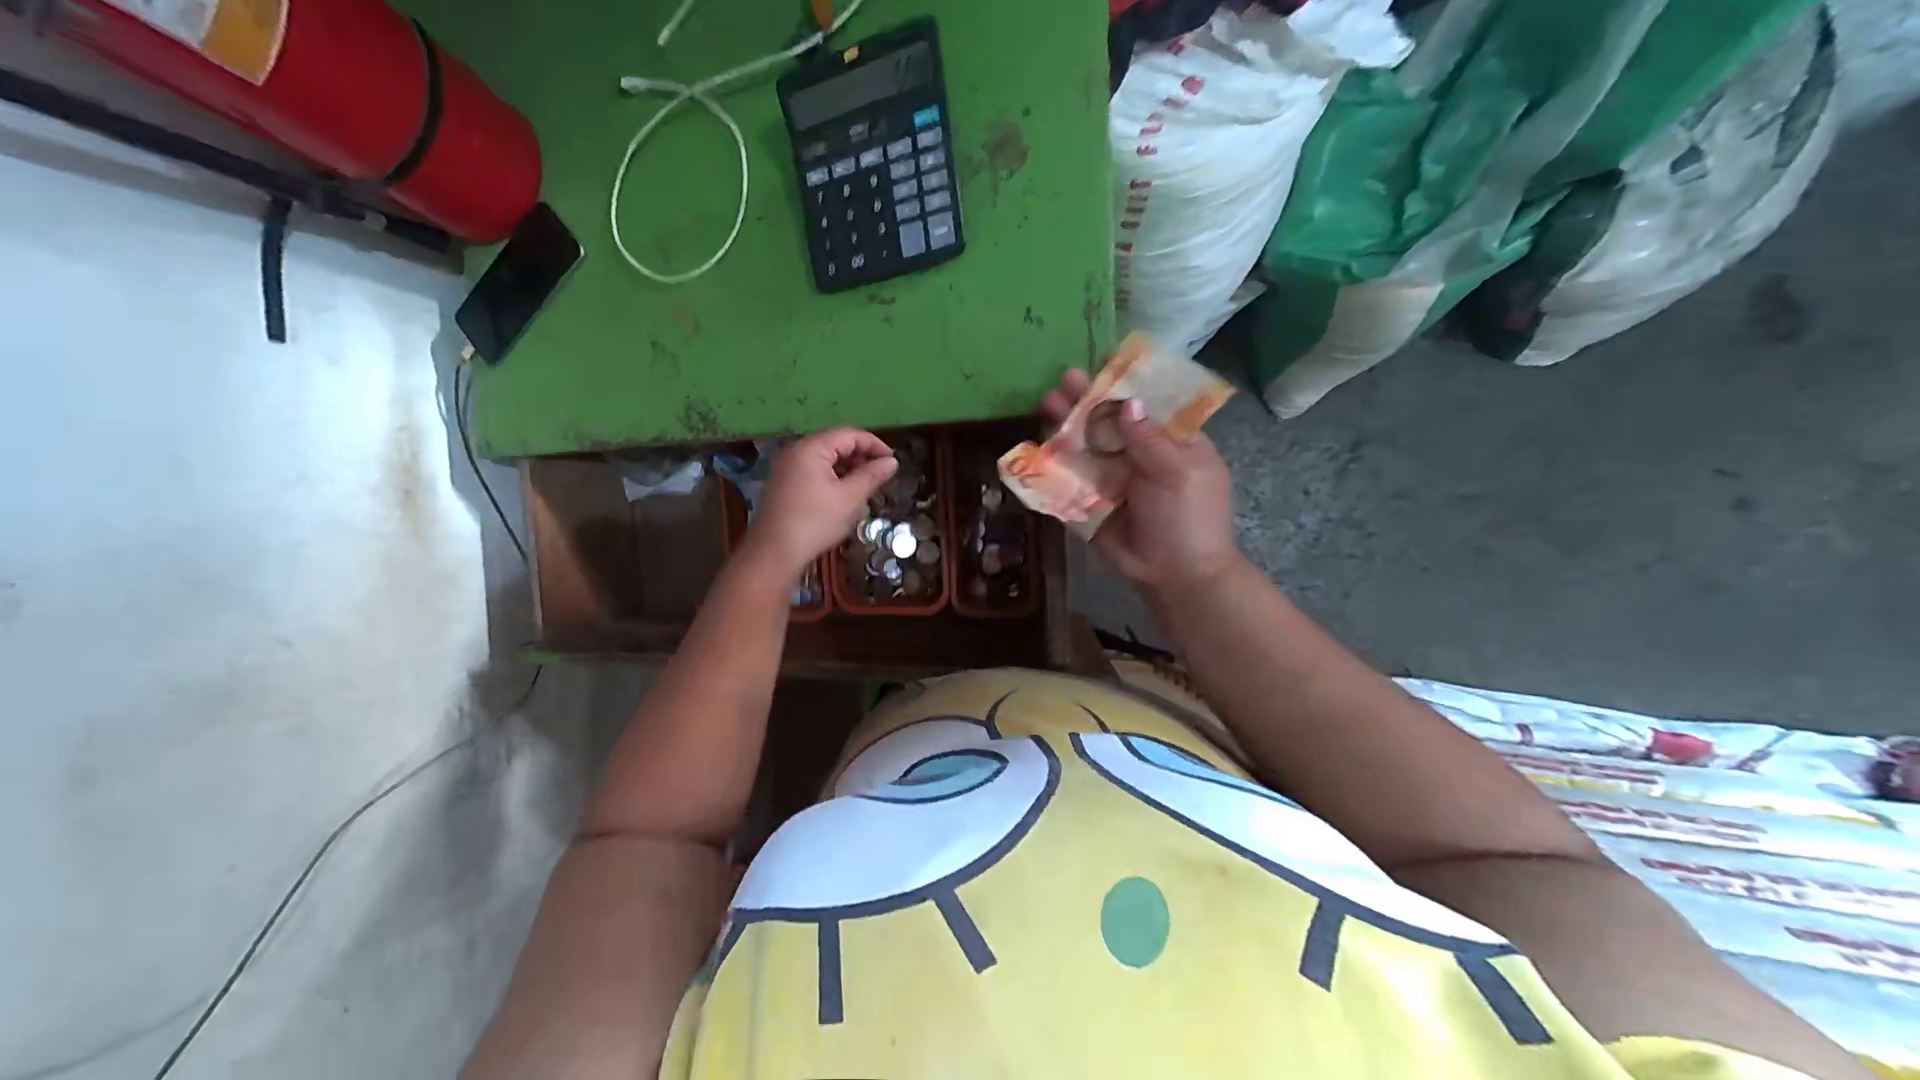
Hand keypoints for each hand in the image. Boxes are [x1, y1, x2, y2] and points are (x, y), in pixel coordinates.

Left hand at [742, 428, 897, 575]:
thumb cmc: (816, 522)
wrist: (775, 552)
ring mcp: (786, 467)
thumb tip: (892, 461)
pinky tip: (844, 493)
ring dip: (847, 467)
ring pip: (824, 457)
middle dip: (861, 456)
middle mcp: (796, 450)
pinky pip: (813, 470)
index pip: (849, 434)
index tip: (893, 461)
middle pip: (835, 443)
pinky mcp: (783, 482)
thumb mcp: (850, 498)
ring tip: (866, 485)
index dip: (874, 444)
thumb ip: (872, 475)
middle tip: (881, 474)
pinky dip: (832, 476)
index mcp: (811, 448)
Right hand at [1038, 369, 1240, 590]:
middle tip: (1062, 381)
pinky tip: (1037, 445)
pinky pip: (1071, 478)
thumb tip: (1127, 401)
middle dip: (1085, 400)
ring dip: (1065, 425)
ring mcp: (1113, 478)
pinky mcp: (1091, 501)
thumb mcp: (1178, 473)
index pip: (1145, 403)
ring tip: (1045, 404)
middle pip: (1108, 421)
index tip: (1098, 364)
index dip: (1122, 384)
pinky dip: (1054, 463)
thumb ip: (1150, 439)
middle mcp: (1138, 454)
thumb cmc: (1189, 518)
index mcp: (1170, 441)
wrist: (1175, 575)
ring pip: (1086, 445)